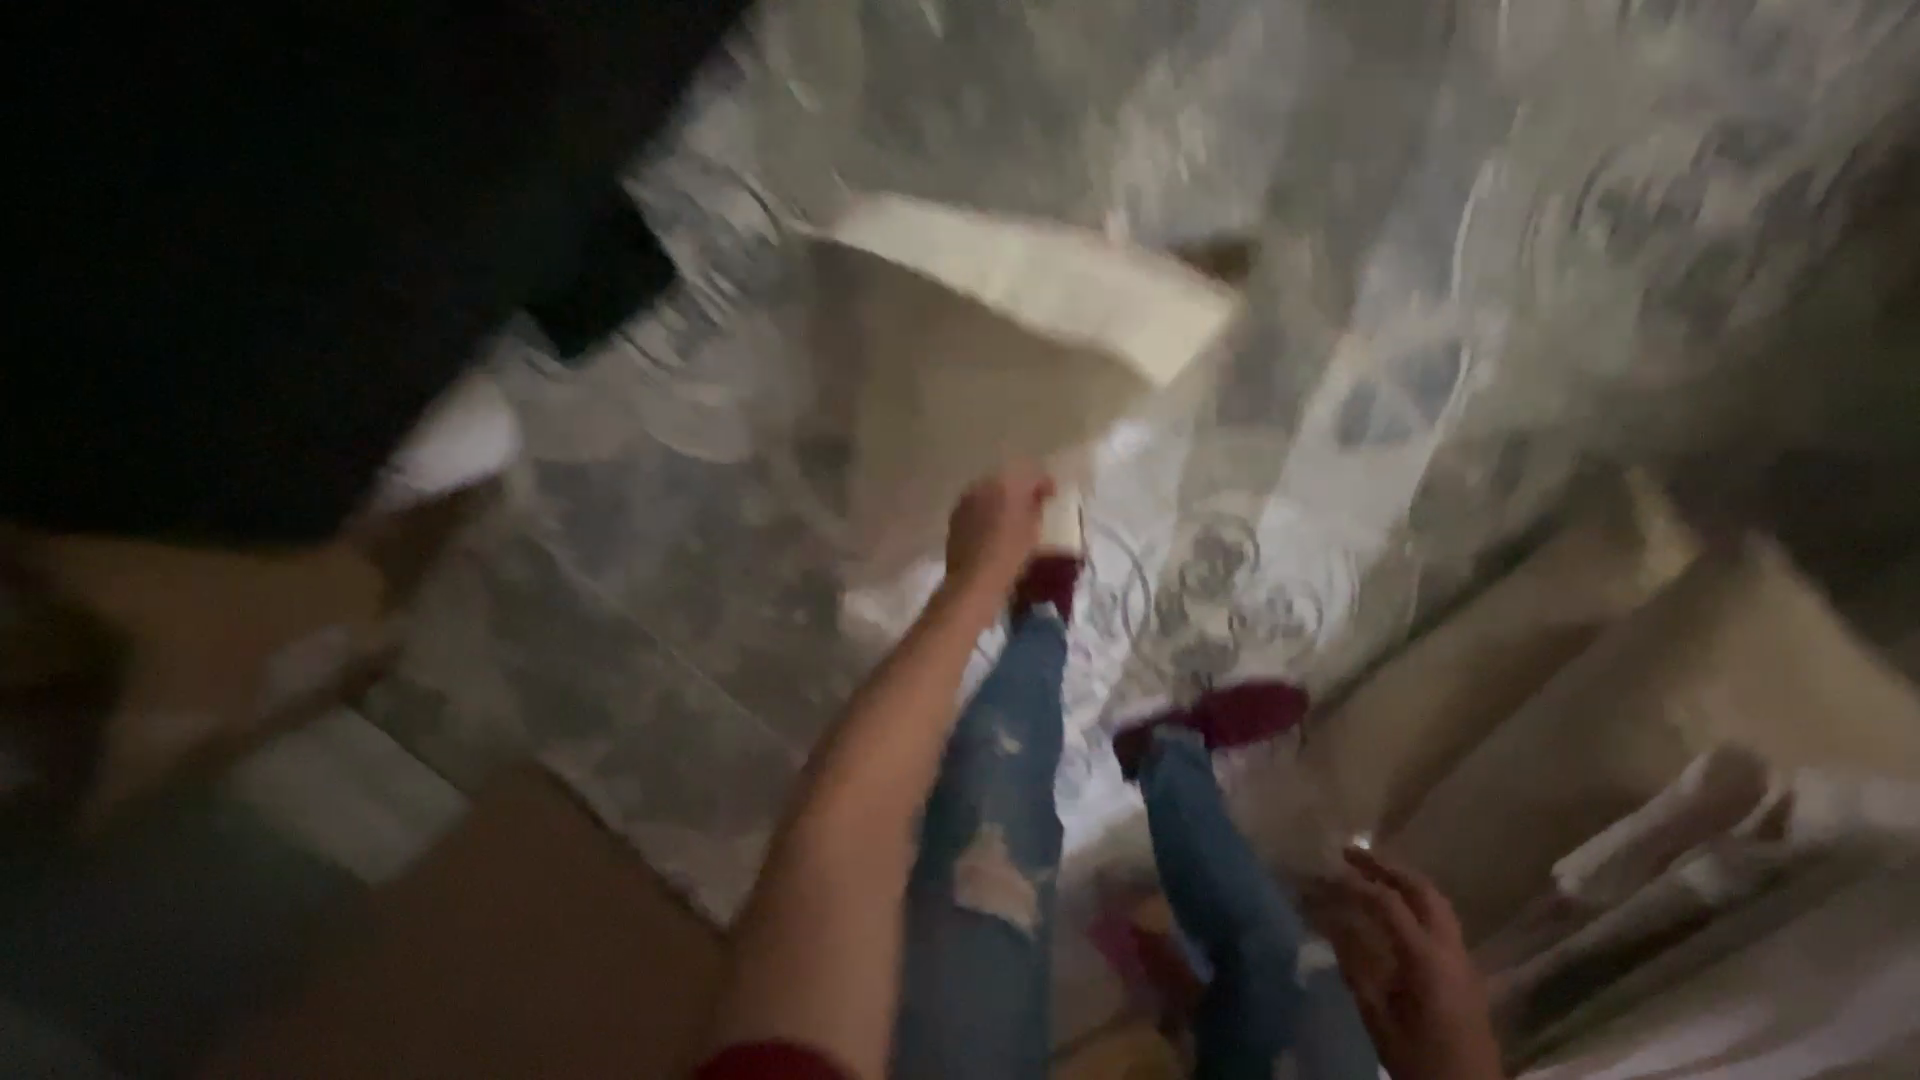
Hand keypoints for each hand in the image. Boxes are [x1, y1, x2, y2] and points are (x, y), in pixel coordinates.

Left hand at [944, 463, 1054, 595]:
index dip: (1045, 483)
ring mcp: (966, 499)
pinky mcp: (955, 515)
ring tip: (1013, 514)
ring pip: (989, 490)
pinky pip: (976, 504)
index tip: (1052, 494)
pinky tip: (993, 524)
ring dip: (1002, 497)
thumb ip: (1036, 507)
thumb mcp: (1033, 530)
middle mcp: (983, 485)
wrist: (974, 578)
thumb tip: (1036, 499)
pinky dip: (987, 509)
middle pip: (1008, 479)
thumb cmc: (1011, 555)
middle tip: (1033, 502)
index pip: (1031, 475)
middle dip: (1021, 488)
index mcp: (1008, 485)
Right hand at [1314, 848, 1504, 1079]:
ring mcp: (1464, 959)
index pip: (1389, 903)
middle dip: (1386, 867)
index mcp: (1428, 960)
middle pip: (1422, 891)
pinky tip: (1393, 910)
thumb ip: (1355, 966)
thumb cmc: (1420, 1060)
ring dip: (1404, 881)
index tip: (1326, 873)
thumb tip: (1330, 921)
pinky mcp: (1466, 972)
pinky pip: (1441, 921)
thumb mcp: (1378, 1017)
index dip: (1356, 884)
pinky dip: (1415, 902)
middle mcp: (1451, 950)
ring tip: (1370, 873)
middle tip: (1351, 854)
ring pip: (1437, 903)